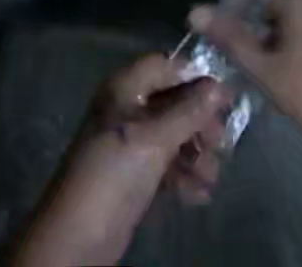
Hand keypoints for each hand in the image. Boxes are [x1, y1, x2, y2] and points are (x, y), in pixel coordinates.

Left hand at [10, 54, 232, 266]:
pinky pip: (167, 164)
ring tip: (208, 179)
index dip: (193, 78)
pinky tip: (197, 195)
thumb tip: (219, 84)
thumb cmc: (114, 173)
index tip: (223, 100)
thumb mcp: (153, 138)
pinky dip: (184, 175)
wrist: (77, 235)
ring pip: (174, 135)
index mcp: (125, 87)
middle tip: (220, 145)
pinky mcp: (135, 174)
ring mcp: (131, 142)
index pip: (165, 65)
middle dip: (199, 123)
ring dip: (196, 154)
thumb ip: (187, 111)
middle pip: (173, 101)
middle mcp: (128, 107)